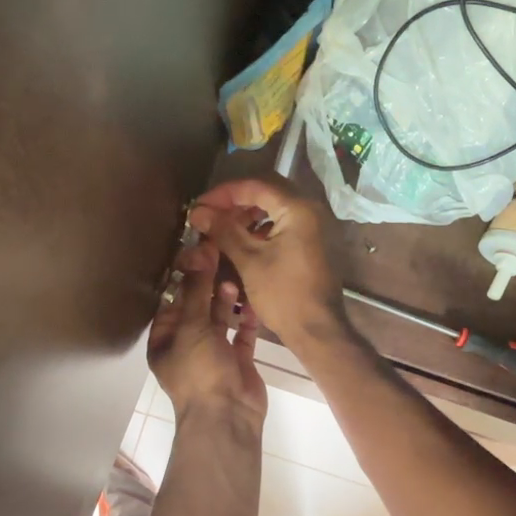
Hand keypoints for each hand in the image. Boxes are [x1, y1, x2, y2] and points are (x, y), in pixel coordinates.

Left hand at [148, 237, 266, 424]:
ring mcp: (213, 355)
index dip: (185, 279)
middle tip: (223, 259)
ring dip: (227, 302)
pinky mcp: (238, 362)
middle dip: (209, 287)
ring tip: (236, 282)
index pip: (172, 302)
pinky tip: (252, 304)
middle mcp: (187, 346)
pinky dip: (246, 321)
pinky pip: (242, 336)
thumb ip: (198, 289)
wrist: (226, 416)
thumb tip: (200, 250)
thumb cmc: (199, 371)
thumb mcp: (192, 326)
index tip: (201, 252)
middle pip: (197, 309)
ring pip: (220, 321)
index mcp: (165, 341)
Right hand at [188, 178, 343, 343]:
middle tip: (211, 215)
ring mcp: (314, 227)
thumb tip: (198, 211)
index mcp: (297, 209)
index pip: (255, 185)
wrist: (317, 330)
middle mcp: (310, 210)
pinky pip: (284, 225)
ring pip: (275, 209)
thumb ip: (224, 231)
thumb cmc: (283, 295)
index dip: (223, 193)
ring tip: (223, 230)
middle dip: (236, 202)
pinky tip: (243, 244)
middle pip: (266, 193)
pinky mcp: (312, 244)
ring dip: (248, 216)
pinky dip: (262, 229)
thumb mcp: (249, 261)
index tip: (200, 206)